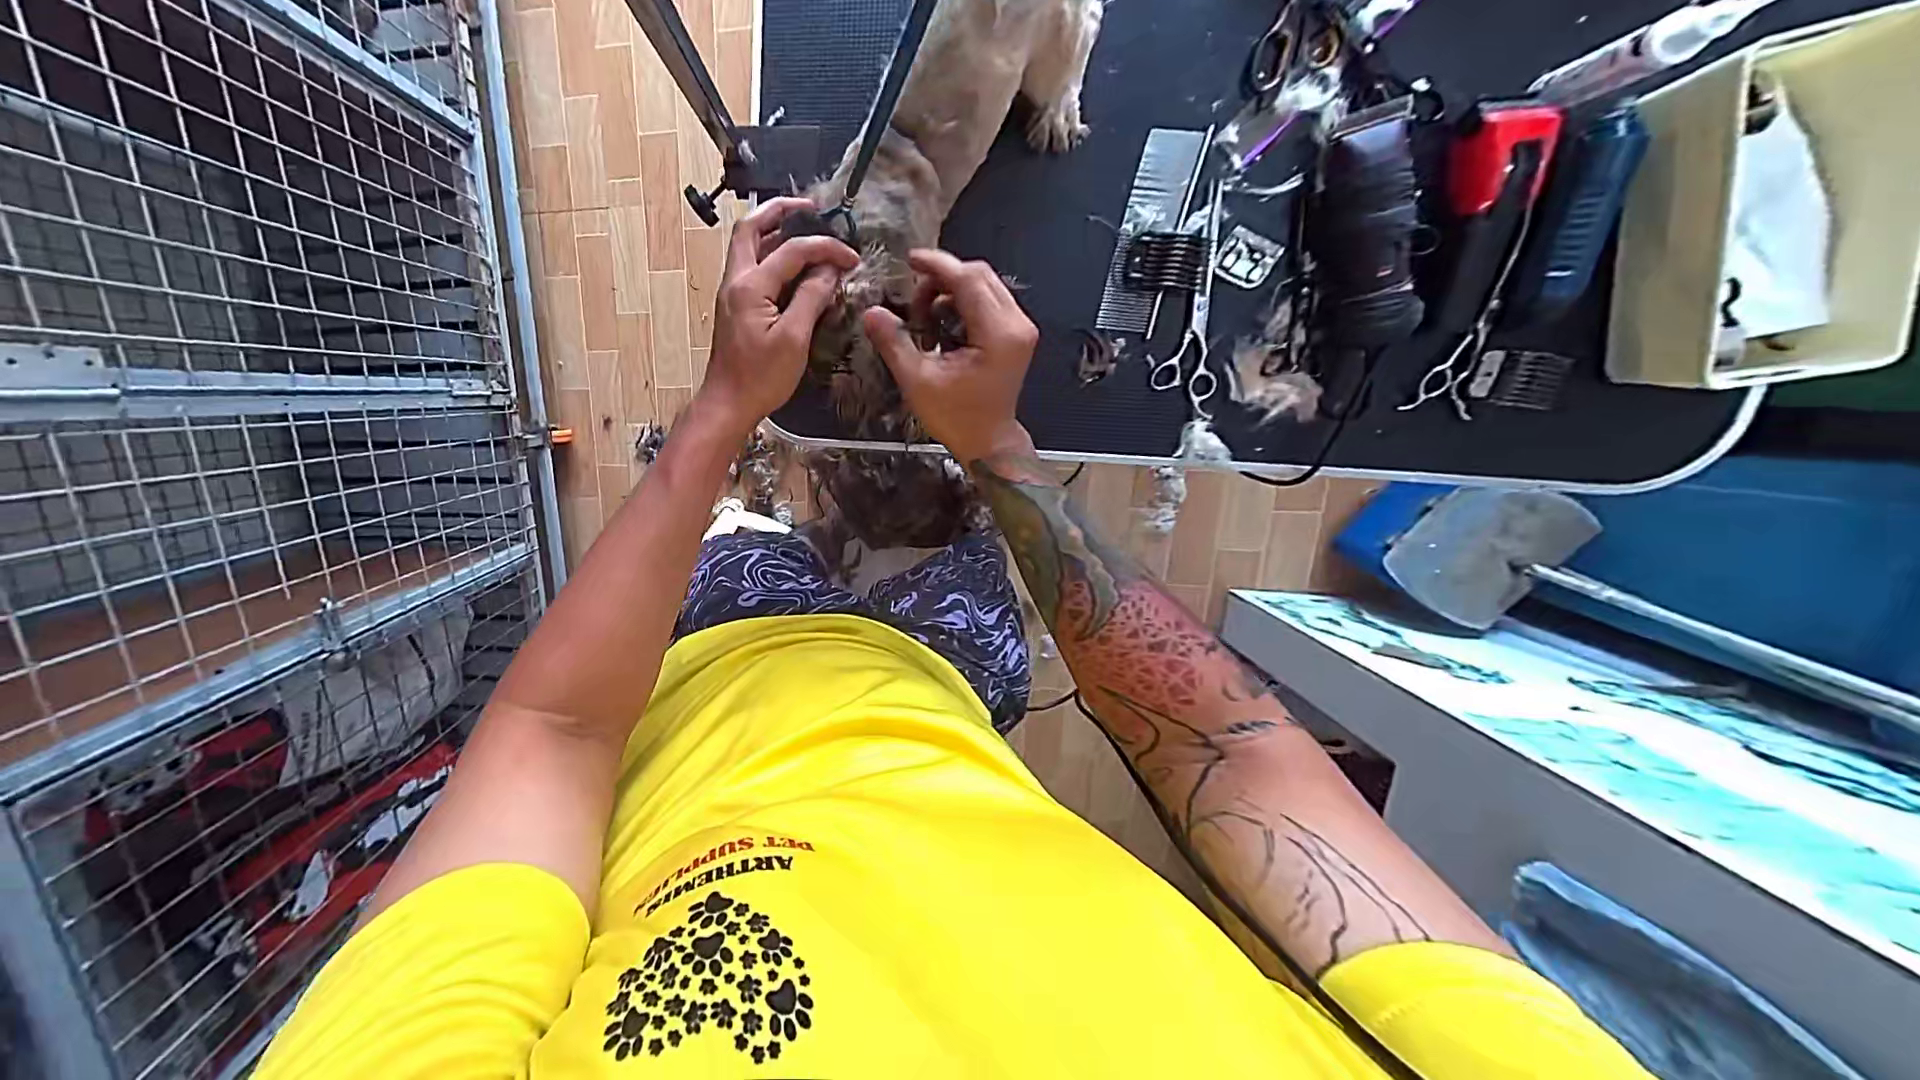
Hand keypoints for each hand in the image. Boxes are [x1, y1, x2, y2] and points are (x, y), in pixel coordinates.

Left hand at [695, 197, 859, 434]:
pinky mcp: (737, 307)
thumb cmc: (762, 377)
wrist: (729, 403)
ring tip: (804, 229)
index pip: (792, 250)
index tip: (852, 258)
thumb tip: (830, 272)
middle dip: (779, 211)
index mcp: (751, 286)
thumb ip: (811, 298)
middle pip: (751, 228)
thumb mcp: (794, 338)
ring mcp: (733, 293)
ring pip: (749, 246)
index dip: (825, 249)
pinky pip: (753, 267)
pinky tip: (794, 266)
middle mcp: (736, 281)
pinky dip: (772, 255)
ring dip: (774, 231)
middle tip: (809, 208)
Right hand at [862, 249, 1038, 463]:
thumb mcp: (918, 382)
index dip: (937, 265)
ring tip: (926, 316)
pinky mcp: (1016, 335)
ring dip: (952, 290)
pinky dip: (963, 303)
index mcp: (998, 335)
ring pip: (985, 285)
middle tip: (914, 298)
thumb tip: (872, 313)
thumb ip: (895, 343)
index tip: (912, 261)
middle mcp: (1016, 325)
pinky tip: (942, 322)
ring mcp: (1020, 329)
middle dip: (943, 278)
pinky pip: (989, 301)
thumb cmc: (958, 418)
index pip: (969, 280)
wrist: (988, 441)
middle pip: (979, 275)